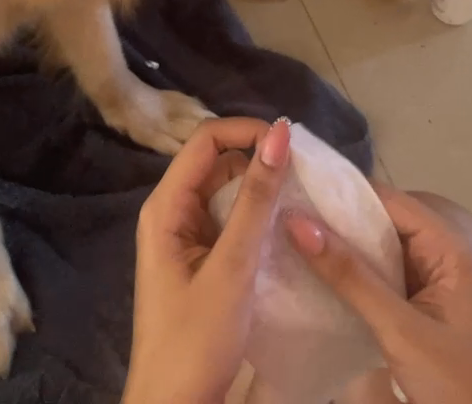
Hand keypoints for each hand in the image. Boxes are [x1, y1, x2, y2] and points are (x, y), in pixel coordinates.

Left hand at [123, 116, 292, 403]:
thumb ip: (256, 200)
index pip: (206, 140)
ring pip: (227, 192)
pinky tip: (289, 227)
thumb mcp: (233, 266)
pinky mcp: (202, 261)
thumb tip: (280, 134)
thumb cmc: (196, 340)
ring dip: (262, 190)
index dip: (246, 131)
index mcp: (166, 206)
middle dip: (259, 159)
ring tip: (305, 196)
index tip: (291, 145)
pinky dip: (258, 217)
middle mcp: (173, 212)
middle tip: (306, 174)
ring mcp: (187, 238)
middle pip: (217, 162)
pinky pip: (231, 222)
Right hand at [285, 186, 471, 403]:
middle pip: (391, 213)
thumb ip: (349, 275)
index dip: (338, 197)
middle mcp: (462, 237)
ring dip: (361, 246)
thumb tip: (296, 221)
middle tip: (295, 231)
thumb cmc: (463, 386)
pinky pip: (410, 259)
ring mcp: (462, 263)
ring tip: (310, 251)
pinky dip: (380, 267)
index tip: (292, 200)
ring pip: (398, 236)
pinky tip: (346, 280)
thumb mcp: (399, 332)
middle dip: (347, 222)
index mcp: (456, 239)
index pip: (386, 198)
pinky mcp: (457, 288)